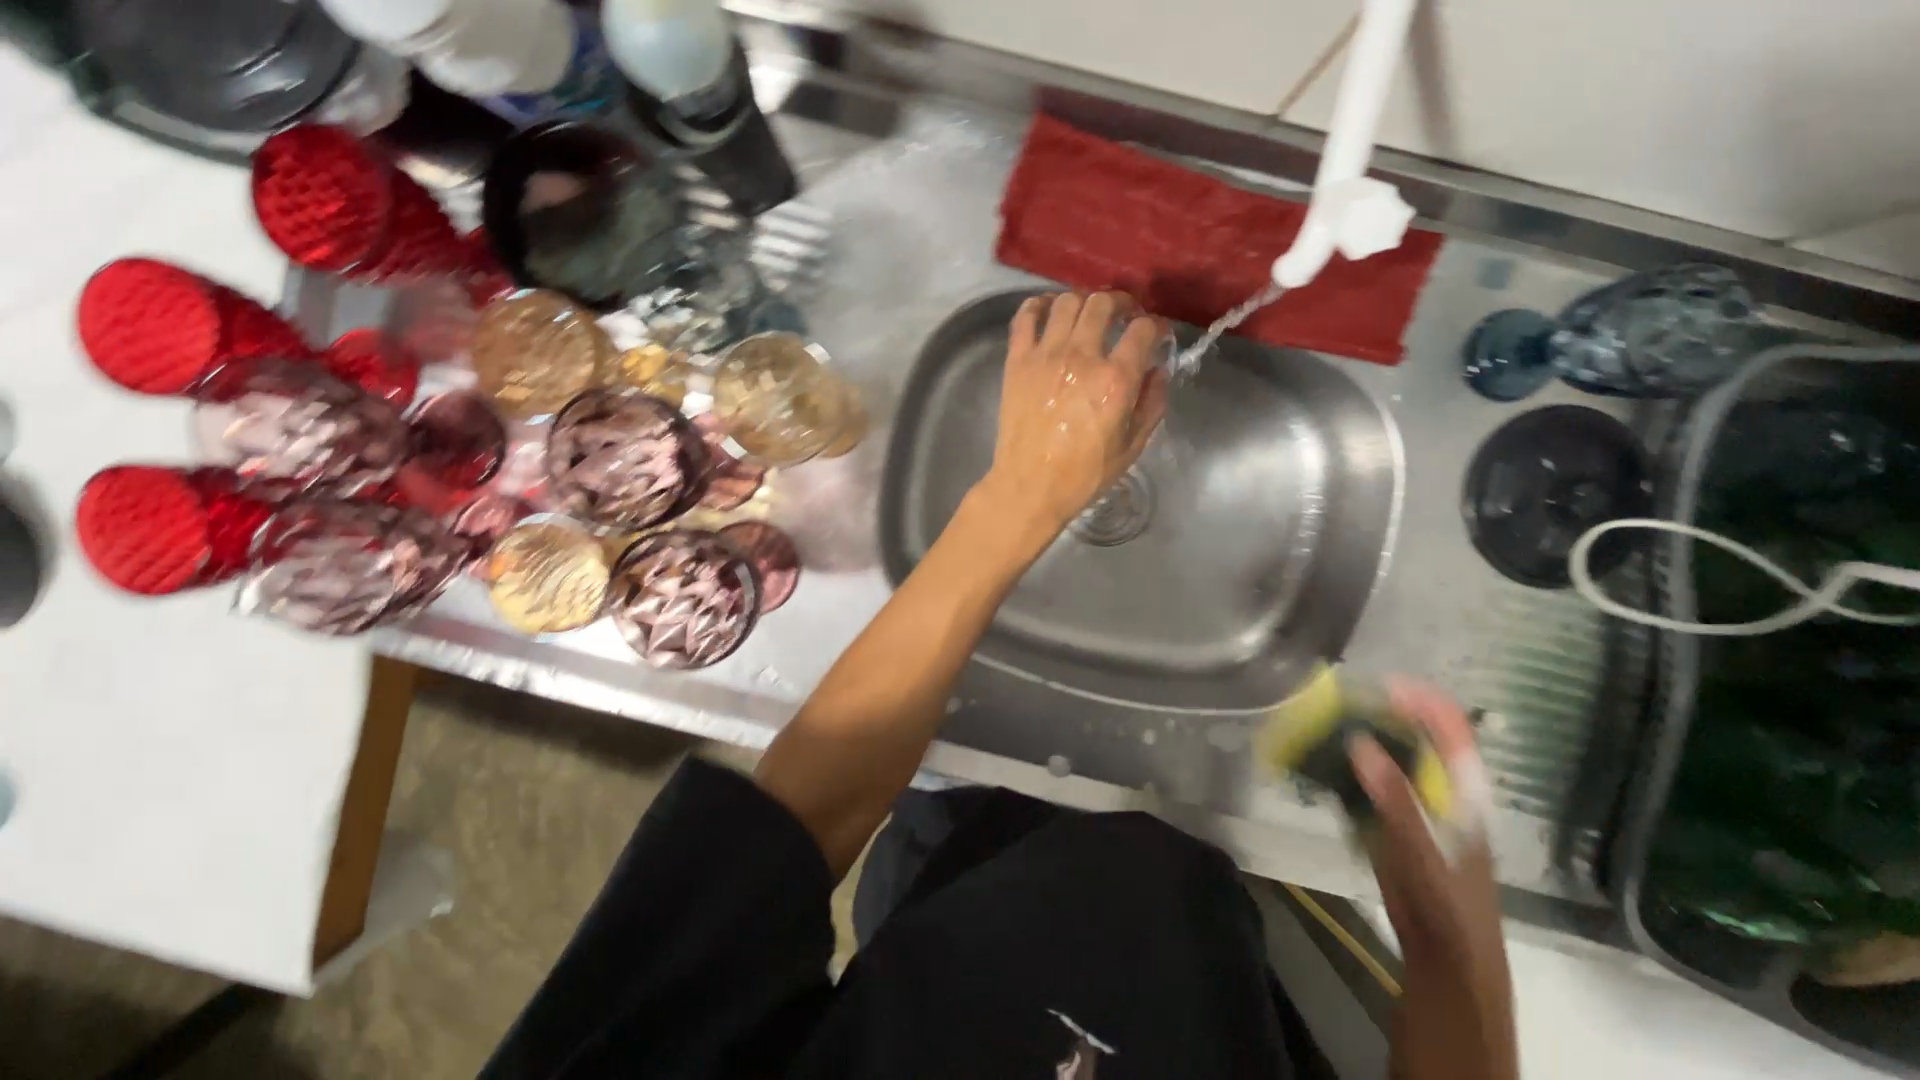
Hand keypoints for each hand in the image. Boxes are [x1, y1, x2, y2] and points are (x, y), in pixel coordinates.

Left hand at [973, 291, 1169, 547]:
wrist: (1030, 486)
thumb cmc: (1085, 474)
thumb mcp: (1133, 445)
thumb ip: (1151, 403)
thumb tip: (1156, 370)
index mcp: (1116, 379)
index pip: (1143, 330)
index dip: (1155, 325)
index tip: (1156, 332)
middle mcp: (1082, 357)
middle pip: (1103, 304)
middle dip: (1121, 303)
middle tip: (1124, 314)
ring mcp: (1046, 355)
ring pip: (1067, 302)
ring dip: (1084, 300)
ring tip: (1088, 312)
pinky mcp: (1017, 360)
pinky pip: (1025, 316)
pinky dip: (1039, 304)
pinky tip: (1049, 309)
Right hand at [1351, 682, 1516, 1079]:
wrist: (1445, 959)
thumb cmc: (1448, 905)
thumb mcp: (1423, 852)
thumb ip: (1396, 801)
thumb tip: (1362, 745)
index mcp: (1460, 793)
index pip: (1452, 731)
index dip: (1424, 702)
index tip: (1384, 685)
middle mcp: (1438, 792)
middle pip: (1413, 739)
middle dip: (1378, 716)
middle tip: (1338, 703)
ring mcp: (1413, 810)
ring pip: (1385, 762)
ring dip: (1356, 741)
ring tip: (1319, 725)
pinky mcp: (1390, 830)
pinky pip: (1365, 789)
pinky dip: (1343, 773)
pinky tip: (1318, 767)